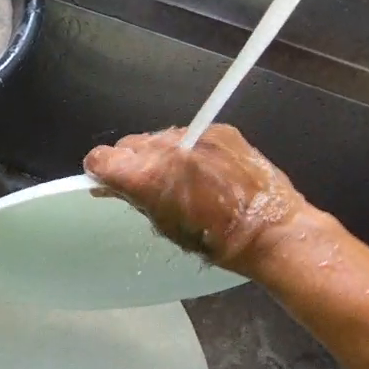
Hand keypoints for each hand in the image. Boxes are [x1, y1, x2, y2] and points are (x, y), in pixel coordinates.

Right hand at [84, 124, 307, 274]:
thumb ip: (132, 198)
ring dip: (160, 154)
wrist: (269, 230)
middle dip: (131, 162)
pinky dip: (190, 149)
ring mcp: (193, 134)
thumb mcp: (163, 225)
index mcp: (145, 175)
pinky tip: (206, 170)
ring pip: (158, 138)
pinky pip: (190, 134)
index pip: (99, 157)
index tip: (109, 180)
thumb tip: (109, 185)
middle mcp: (164, 148)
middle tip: (150, 184)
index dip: (100, 169)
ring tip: (183, 178)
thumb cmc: (214, 239)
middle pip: (128, 145)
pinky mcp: (218, 129)